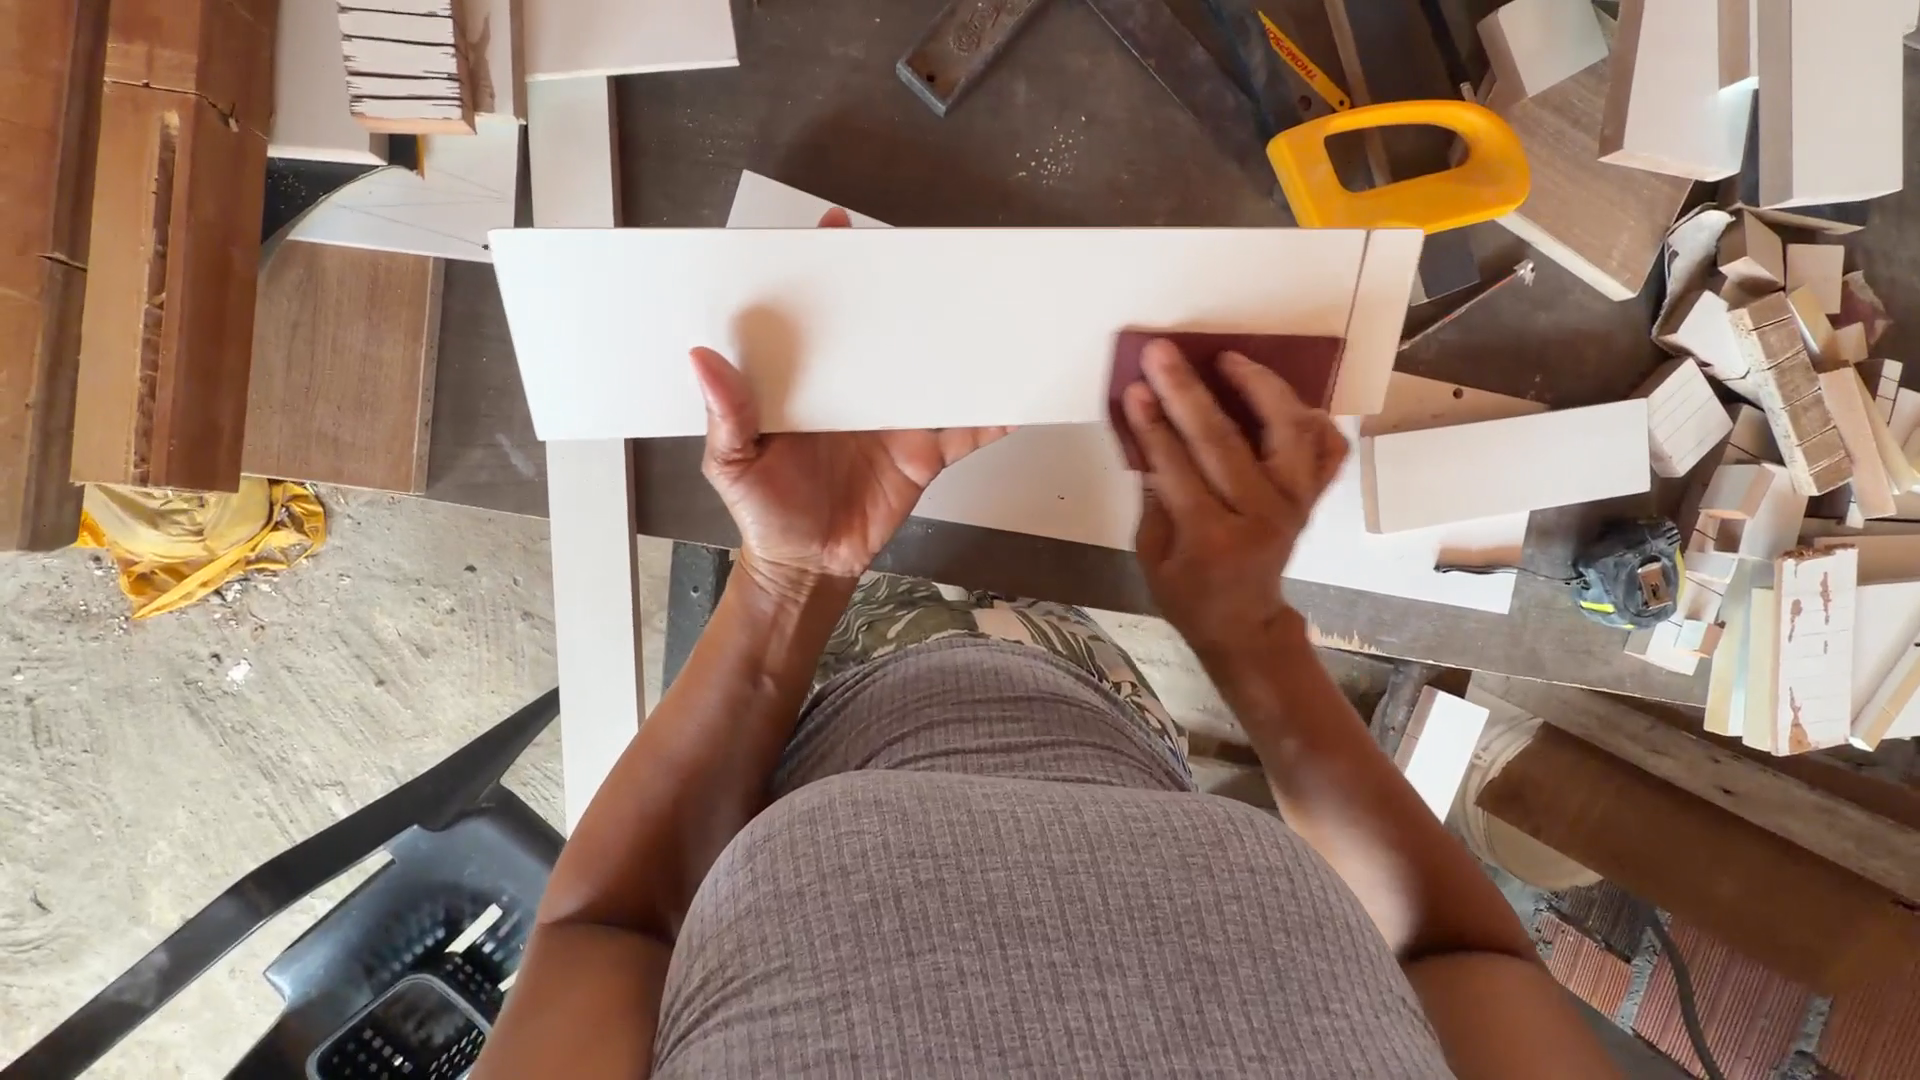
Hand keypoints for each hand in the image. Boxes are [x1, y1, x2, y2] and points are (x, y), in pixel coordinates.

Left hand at [690, 211, 1011, 594]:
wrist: (810, 563)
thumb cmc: (767, 512)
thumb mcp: (733, 465)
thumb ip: (726, 417)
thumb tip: (703, 359)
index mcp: (813, 384)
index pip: (821, 321)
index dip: (827, 275)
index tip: (834, 231)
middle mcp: (858, 393)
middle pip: (887, 335)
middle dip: (906, 298)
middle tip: (929, 261)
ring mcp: (897, 422)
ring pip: (934, 374)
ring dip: (961, 348)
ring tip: (990, 316)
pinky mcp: (925, 455)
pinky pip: (966, 433)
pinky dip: (993, 418)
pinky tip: (1016, 400)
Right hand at [1120, 338, 1347, 656]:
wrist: (1243, 623)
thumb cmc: (1188, 594)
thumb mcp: (1153, 553)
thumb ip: (1154, 493)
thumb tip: (1148, 430)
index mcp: (1212, 538)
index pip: (1177, 467)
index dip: (1153, 424)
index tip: (1135, 386)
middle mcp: (1261, 517)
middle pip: (1224, 441)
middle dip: (1187, 392)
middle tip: (1163, 353)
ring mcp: (1295, 504)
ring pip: (1288, 432)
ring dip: (1259, 387)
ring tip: (1230, 358)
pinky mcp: (1311, 498)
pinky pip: (1325, 450)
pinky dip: (1311, 418)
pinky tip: (1283, 397)